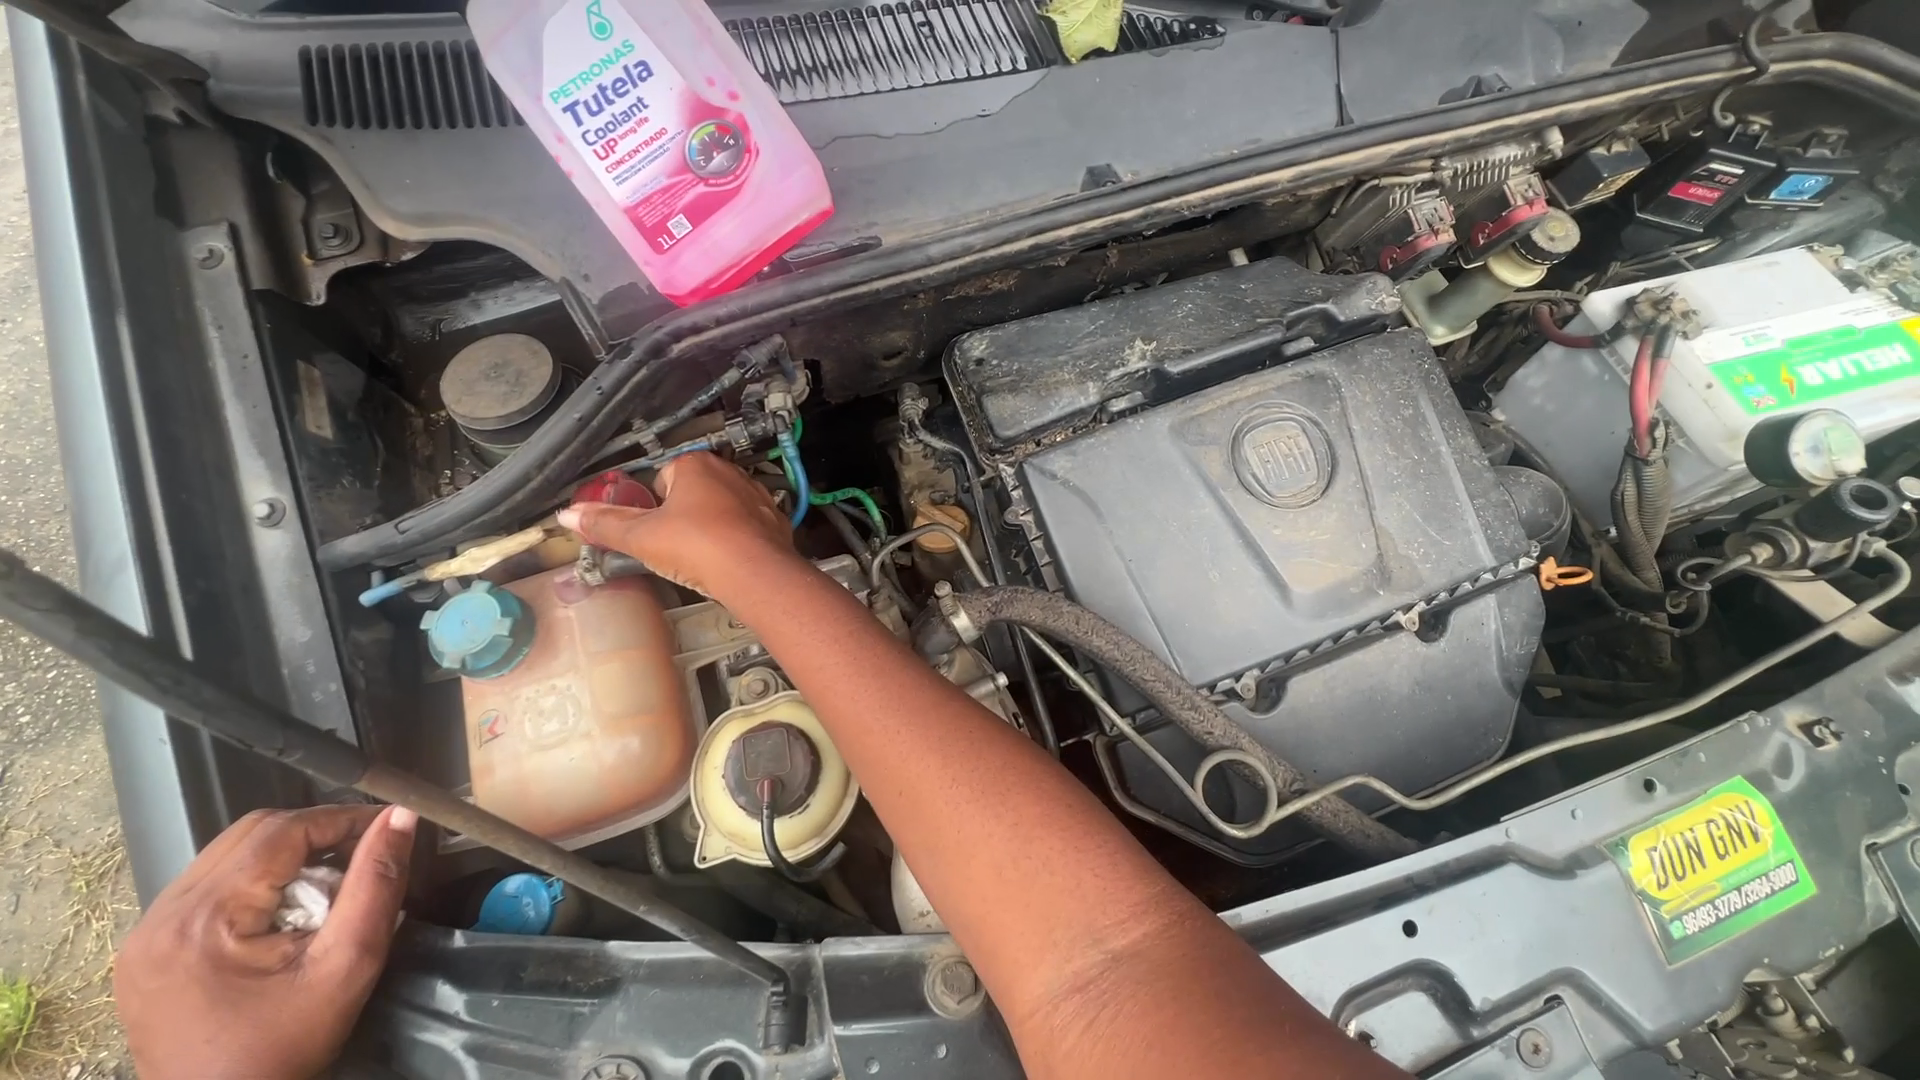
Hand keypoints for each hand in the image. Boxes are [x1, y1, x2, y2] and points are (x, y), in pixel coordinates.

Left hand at [115, 804, 417, 1079]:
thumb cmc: (287, 1044)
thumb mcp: (348, 963)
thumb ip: (377, 883)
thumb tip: (401, 817)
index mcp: (202, 920)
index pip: (282, 831)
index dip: (343, 818)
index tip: (390, 828)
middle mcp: (161, 917)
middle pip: (251, 833)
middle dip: (317, 832)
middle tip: (365, 852)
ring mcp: (146, 933)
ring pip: (231, 852)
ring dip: (289, 854)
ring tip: (331, 882)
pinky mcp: (148, 948)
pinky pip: (212, 883)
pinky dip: (261, 878)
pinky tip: (289, 907)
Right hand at [559, 452, 798, 598]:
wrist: (755, 574)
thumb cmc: (699, 547)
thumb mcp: (642, 537)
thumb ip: (605, 525)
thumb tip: (569, 516)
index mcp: (695, 464)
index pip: (660, 479)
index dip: (651, 508)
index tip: (651, 531)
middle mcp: (729, 471)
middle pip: (691, 493)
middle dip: (680, 518)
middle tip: (673, 547)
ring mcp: (756, 495)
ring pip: (720, 509)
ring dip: (708, 529)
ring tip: (700, 557)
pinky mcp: (774, 520)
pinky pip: (745, 527)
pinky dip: (735, 541)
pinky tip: (726, 561)